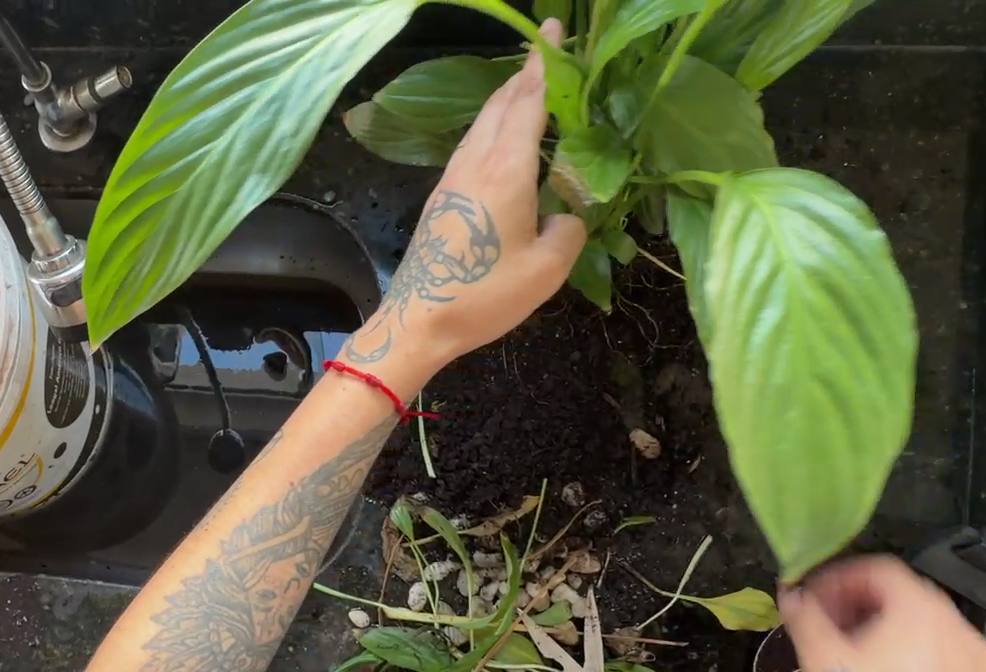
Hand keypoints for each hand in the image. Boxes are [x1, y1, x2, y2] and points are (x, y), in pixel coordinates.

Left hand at [344, 18, 586, 385]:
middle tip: (545, 58)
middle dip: (524, 77)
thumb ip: (568, 230)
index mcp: (506, 169)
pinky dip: (487, 133)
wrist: (417, 324)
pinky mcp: (437, 205)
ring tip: (524, 95)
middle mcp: (474, 165)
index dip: (545, 65)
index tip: (553, 33)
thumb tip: (565, 215)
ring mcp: (449, 183)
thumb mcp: (547, 270)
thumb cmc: (483, 297)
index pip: (528, 100)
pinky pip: (467, 152)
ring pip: (478, 128)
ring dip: (502, 105)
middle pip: (499, 106)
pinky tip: (495, 146)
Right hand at [779, 557, 985, 671]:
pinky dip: (904, 651)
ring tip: (844, 652)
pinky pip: (936, 653)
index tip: (808, 597)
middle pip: (902, 594)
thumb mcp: (821, 661)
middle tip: (820, 622)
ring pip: (920, 625)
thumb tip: (790, 595)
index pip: (878, 569)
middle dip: (854, 601)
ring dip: (878, 625)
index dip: (835, 576)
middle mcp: (957, 628)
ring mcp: (973, 661)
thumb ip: (803, 618)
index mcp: (921, 611)